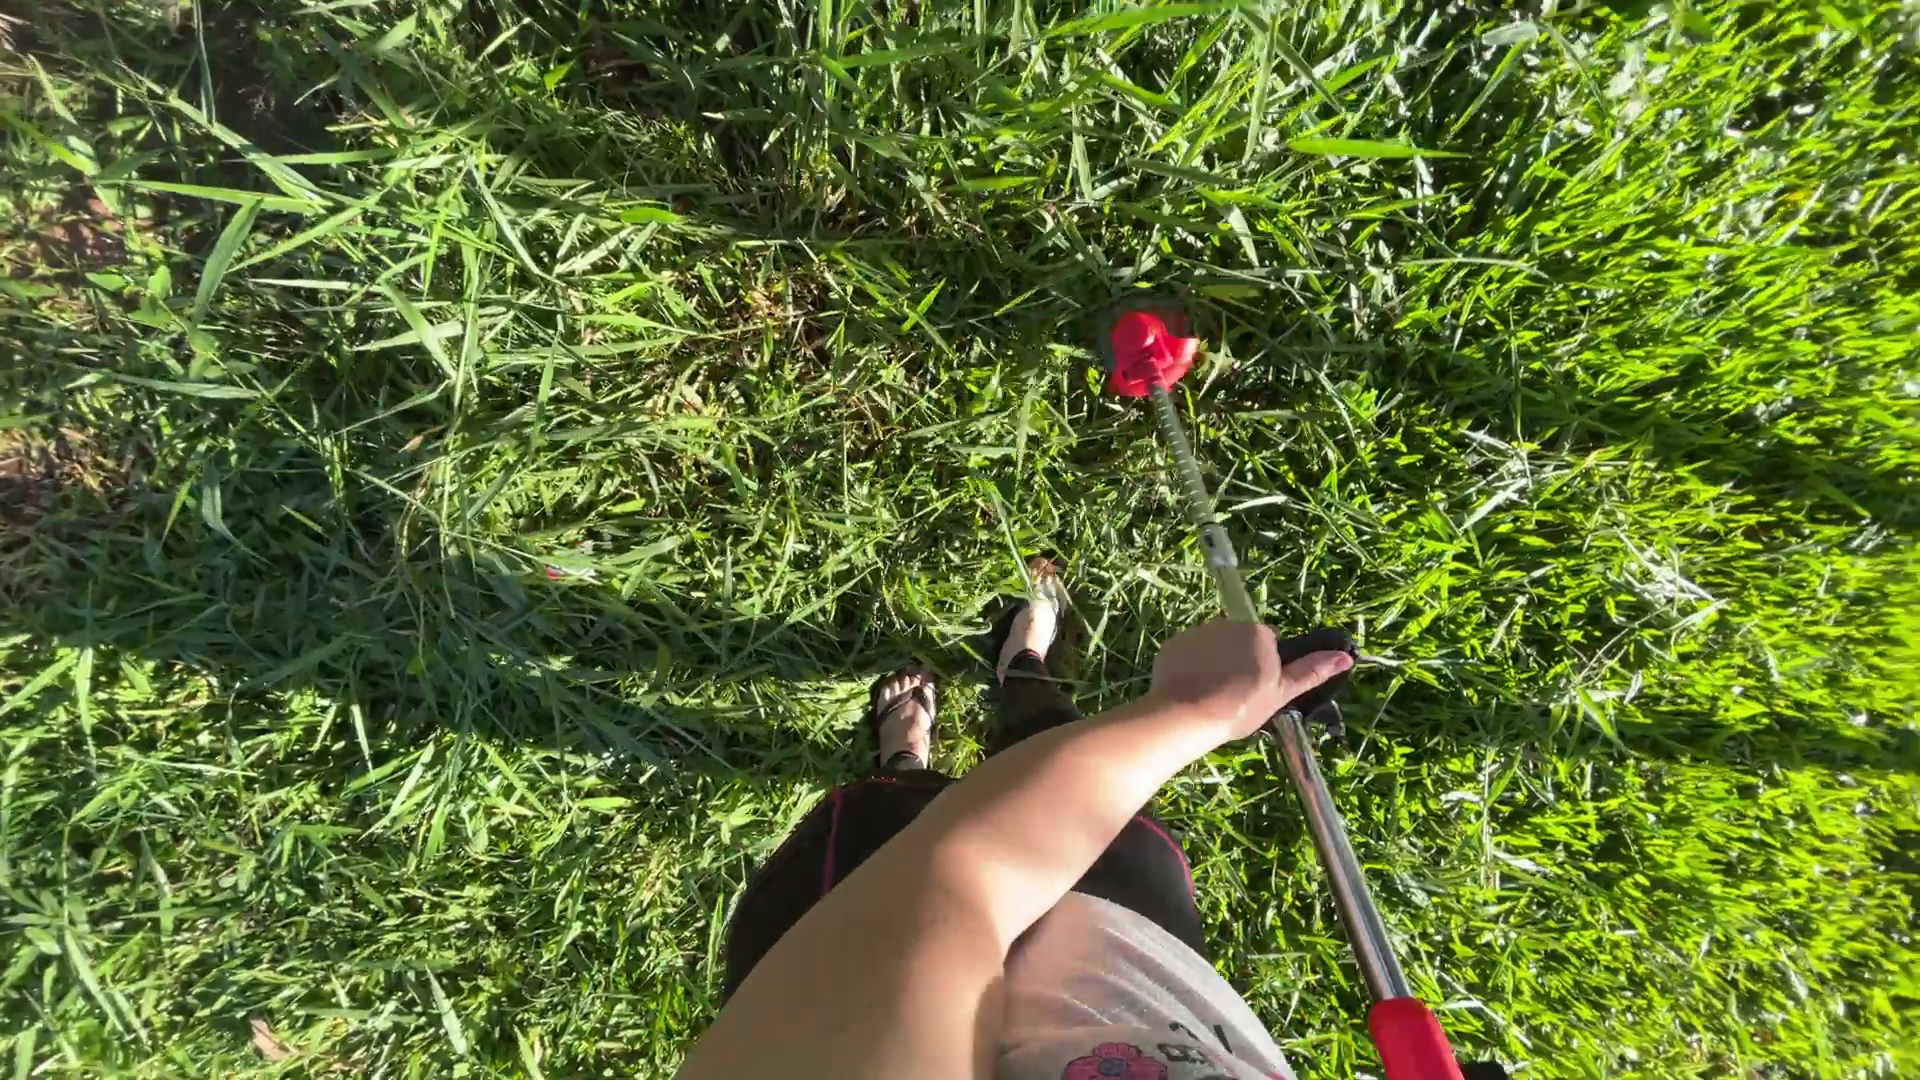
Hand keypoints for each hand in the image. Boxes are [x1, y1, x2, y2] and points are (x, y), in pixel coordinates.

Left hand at [1147, 620, 1353, 740]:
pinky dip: (1191, 666)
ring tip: (1212, 692)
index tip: (1257, 686)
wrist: (1188, 713)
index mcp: (1257, 633)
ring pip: (1212, 646)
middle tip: (1236, 691)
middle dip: (1239, 659)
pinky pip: (1188, 653)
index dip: (1265, 664)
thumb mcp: (1281, 691)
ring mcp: (1197, 633)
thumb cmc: (1241, 706)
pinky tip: (1191, 687)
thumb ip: (1311, 671)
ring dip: (1215, 661)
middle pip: (1239, 640)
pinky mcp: (1173, 644)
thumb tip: (1345, 656)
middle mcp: (1226, 624)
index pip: (1267, 642)